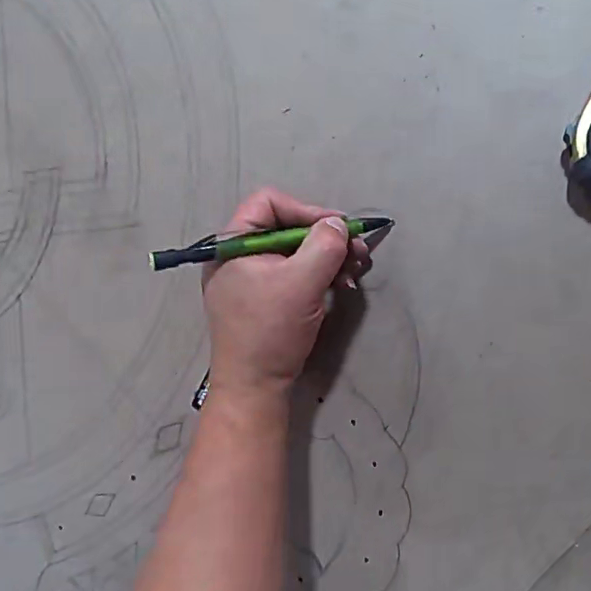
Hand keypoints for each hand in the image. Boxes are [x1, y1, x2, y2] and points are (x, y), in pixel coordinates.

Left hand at [202, 188, 372, 398]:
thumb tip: (338, 224)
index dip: (308, 211)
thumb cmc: (270, 331)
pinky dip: (320, 276)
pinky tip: (340, 287)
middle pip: (288, 228)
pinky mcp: (266, 299)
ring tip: (353, 273)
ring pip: (296, 252)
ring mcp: (252, 278)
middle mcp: (239, 255)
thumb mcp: (302, 283)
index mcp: (233, 243)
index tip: (338, 230)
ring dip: (329, 258)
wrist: (255, 386)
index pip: (270, 204)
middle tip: (356, 253)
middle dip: (326, 238)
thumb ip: (324, 246)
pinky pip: (295, 274)